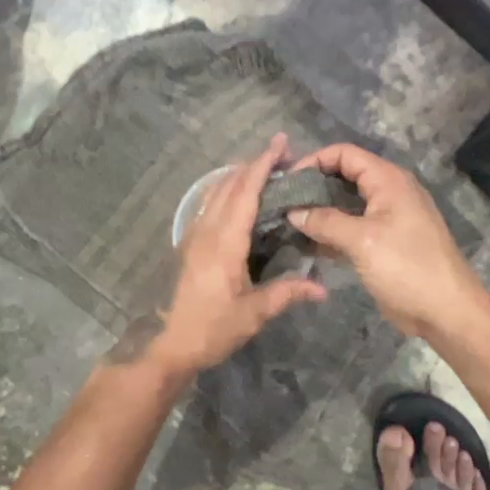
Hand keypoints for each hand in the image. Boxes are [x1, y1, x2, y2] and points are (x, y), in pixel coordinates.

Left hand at [109, 134, 327, 378]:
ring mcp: (193, 237)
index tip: (280, 143)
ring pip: (216, 194)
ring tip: (263, 171)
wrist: (166, 346)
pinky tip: (237, 199)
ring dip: (238, 177)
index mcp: (224, 242)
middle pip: (229, 185)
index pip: (245, 192)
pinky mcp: (188, 246)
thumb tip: (323, 288)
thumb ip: (288, 293)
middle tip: (281, 155)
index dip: (262, 164)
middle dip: (253, 165)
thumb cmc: (211, 329)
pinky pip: (209, 207)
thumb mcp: (254, 314)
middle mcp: (206, 231)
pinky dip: (226, 192)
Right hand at [286, 144, 483, 337]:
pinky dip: (331, 233)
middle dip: (312, 186)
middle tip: (280, 202)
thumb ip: (325, 222)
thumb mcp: (362, 241)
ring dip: (319, 212)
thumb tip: (293, 212)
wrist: (446, 311)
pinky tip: (306, 244)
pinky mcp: (384, 244)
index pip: (344, 154)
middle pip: (344, 177)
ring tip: (286, 222)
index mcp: (388, 180)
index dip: (313, 161)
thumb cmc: (407, 268)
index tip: (286, 181)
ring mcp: (387, 219)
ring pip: (346, 205)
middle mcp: (388, 193)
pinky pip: (352, 229)